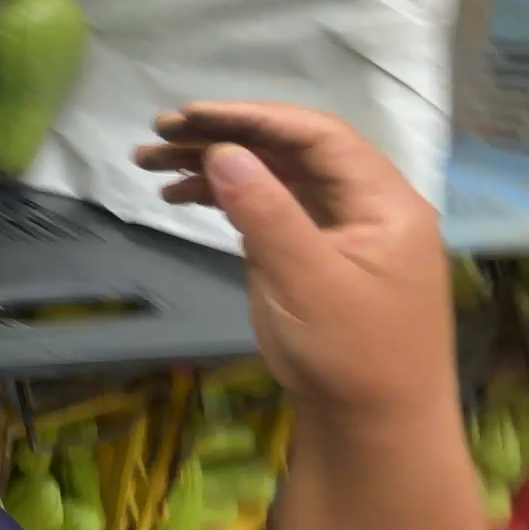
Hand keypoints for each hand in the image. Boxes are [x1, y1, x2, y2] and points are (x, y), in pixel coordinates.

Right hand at [134, 103, 452, 429]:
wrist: (366, 413)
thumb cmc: (347, 347)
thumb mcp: (305, 278)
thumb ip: (265, 210)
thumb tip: (222, 152)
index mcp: (381, 203)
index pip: (317, 137)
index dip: (252, 117)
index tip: (190, 116)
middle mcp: (357, 203)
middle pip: (284, 149)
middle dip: (220, 135)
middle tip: (158, 132)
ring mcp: (329, 223)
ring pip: (265, 172)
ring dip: (207, 162)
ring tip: (147, 161)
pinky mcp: (301, 243)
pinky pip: (256, 200)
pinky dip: (214, 191)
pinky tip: (175, 194)